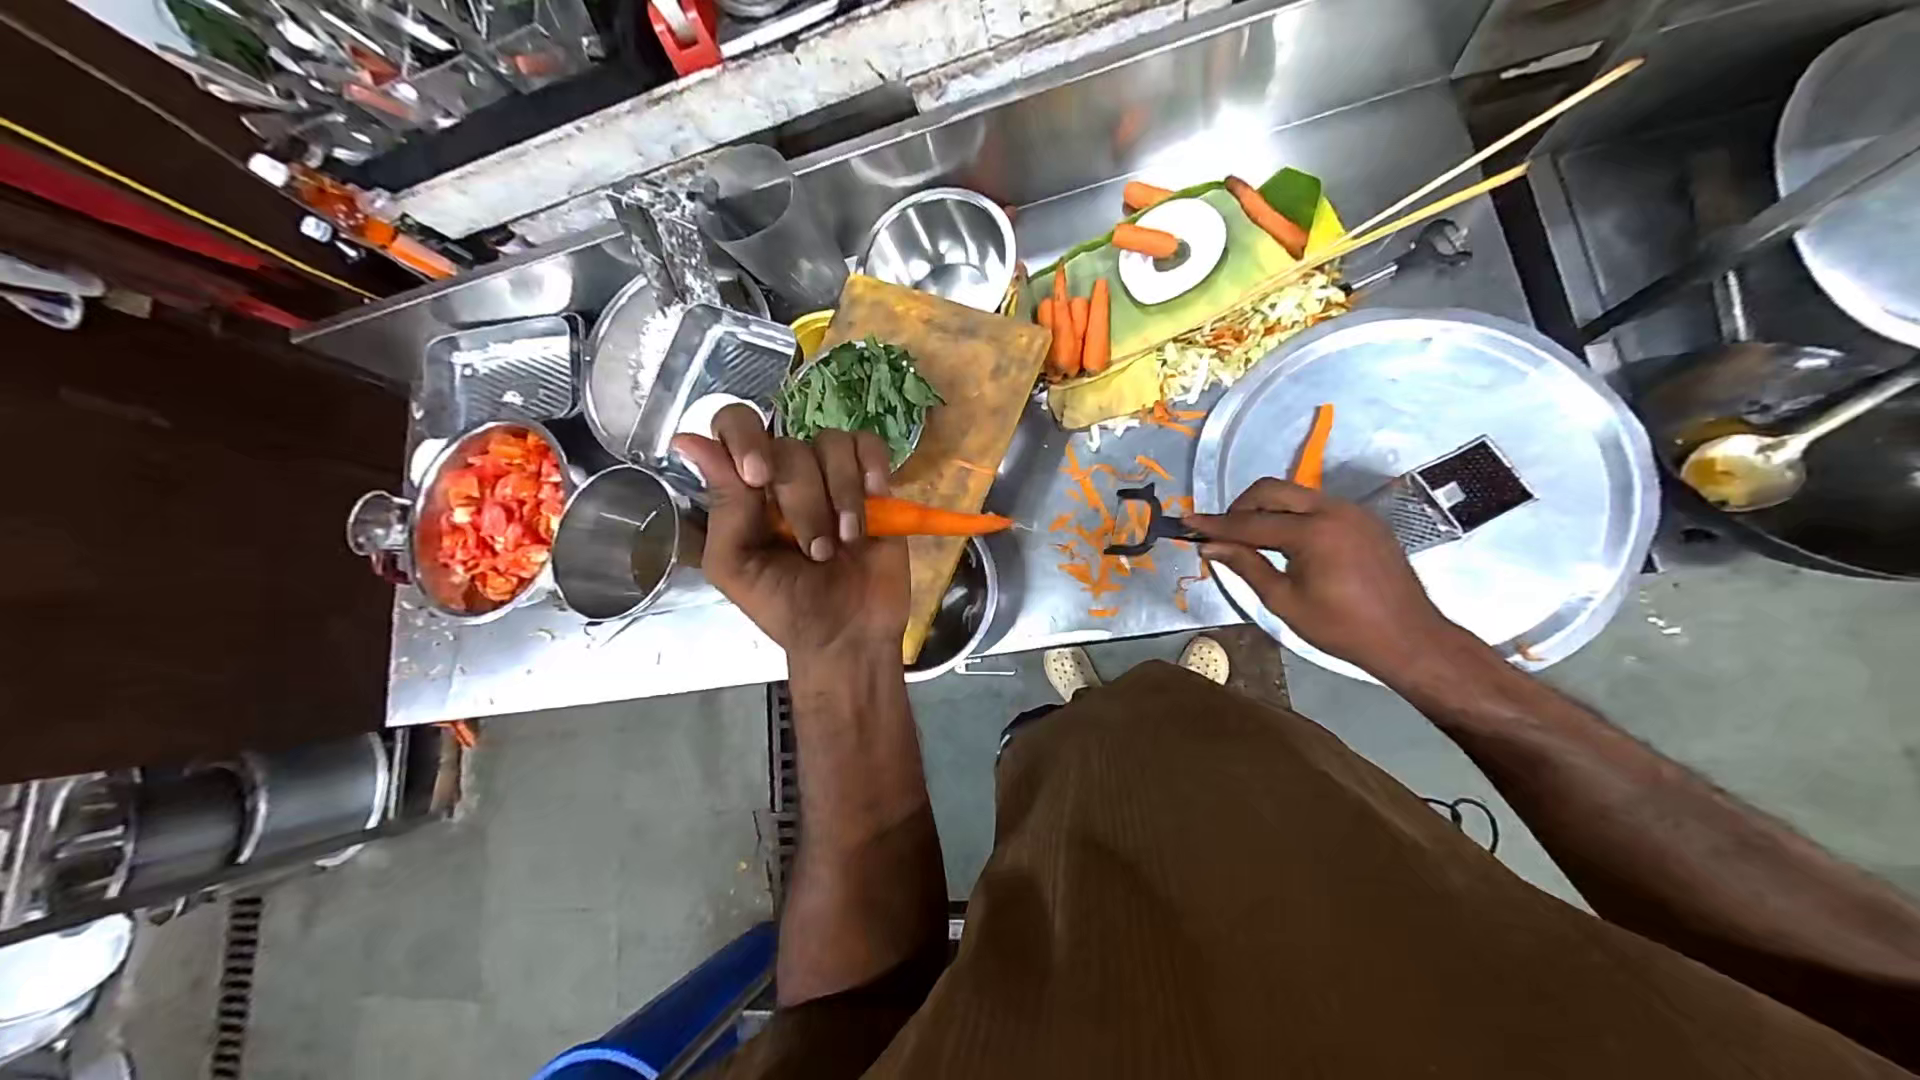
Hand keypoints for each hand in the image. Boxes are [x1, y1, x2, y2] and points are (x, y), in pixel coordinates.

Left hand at [671, 406, 909, 663]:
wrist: (847, 636)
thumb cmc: (786, 606)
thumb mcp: (737, 565)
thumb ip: (723, 505)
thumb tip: (687, 440)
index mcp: (747, 489)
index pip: (735, 426)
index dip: (745, 439)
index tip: (759, 478)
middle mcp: (787, 474)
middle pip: (789, 445)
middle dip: (804, 502)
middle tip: (817, 551)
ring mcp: (832, 476)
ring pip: (831, 443)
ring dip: (840, 495)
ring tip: (848, 540)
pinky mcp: (873, 484)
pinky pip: (869, 445)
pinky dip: (871, 466)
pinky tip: (873, 498)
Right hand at [1189, 478, 1461, 678]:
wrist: (1409, 638)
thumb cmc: (1342, 628)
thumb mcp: (1284, 601)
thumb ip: (1246, 565)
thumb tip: (1209, 547)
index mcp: (1314, 532)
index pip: (1251, 523)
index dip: (1216, 524)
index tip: (1188, 522)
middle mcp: (1334, 510)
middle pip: (1272, 491)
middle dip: (1242, 507)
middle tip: (1224, 533)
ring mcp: (1353, 512)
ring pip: (1295, 495)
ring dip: (1267, 510)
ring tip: (1252, 540)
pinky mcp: (1364, 520)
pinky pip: (1316, 506)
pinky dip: (1292, 516)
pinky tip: (1286, 542)